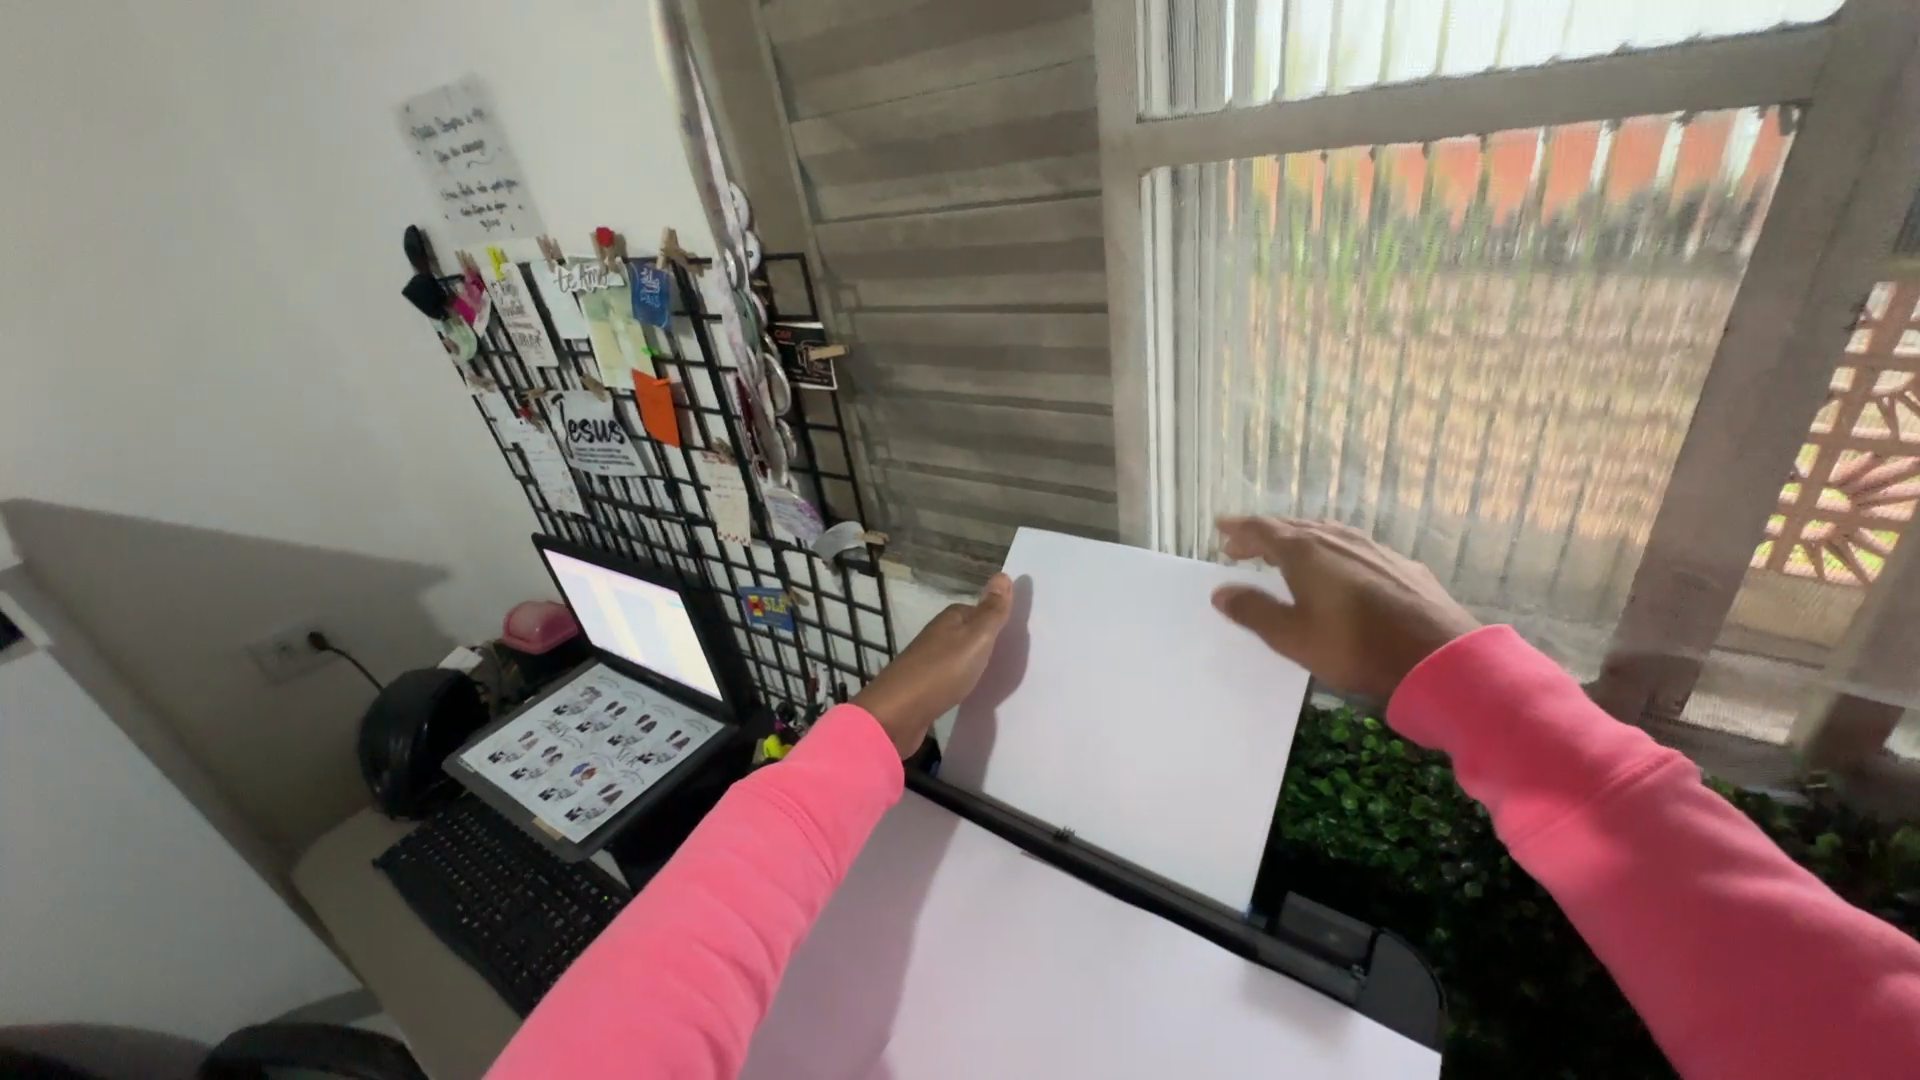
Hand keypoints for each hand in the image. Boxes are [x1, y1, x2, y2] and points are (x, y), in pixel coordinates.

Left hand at [854, 573, 1013, 757]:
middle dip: (987, 643)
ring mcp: (928, 662)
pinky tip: (971, 692)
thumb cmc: (941, 671)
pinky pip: (951, 679)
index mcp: (949, 620)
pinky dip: (962, 682)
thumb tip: (1002, 574)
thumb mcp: (975, 638)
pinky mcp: (924, 688)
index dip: (995, 620)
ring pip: (959, 657)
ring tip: (997, 676)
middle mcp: (937, 636)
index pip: (977, 611)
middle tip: (1012, 659)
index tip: (1017, 636)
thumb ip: (991, 611)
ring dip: (974, 664)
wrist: (897, 714)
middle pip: (968, 634)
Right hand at [1211, 517, 1478, 701]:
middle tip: (1242, 546)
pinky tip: (1336, 568)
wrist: (1439, 658)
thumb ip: (1254, 611)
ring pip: (1326, 533)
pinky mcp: (1400, 565)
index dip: (1239, 529)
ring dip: (1298, 540)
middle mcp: (1338, 540)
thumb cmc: (1354, 647)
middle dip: (1264, 535)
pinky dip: (1330, 551)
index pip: (1263, 530)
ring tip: (1284, 553)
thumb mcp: (1292, 636)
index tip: (1221, 529)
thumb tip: (1220, 591)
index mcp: (1305, 552)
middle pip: (1293, 527)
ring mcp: (1373, 549)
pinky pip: (1353, 547)